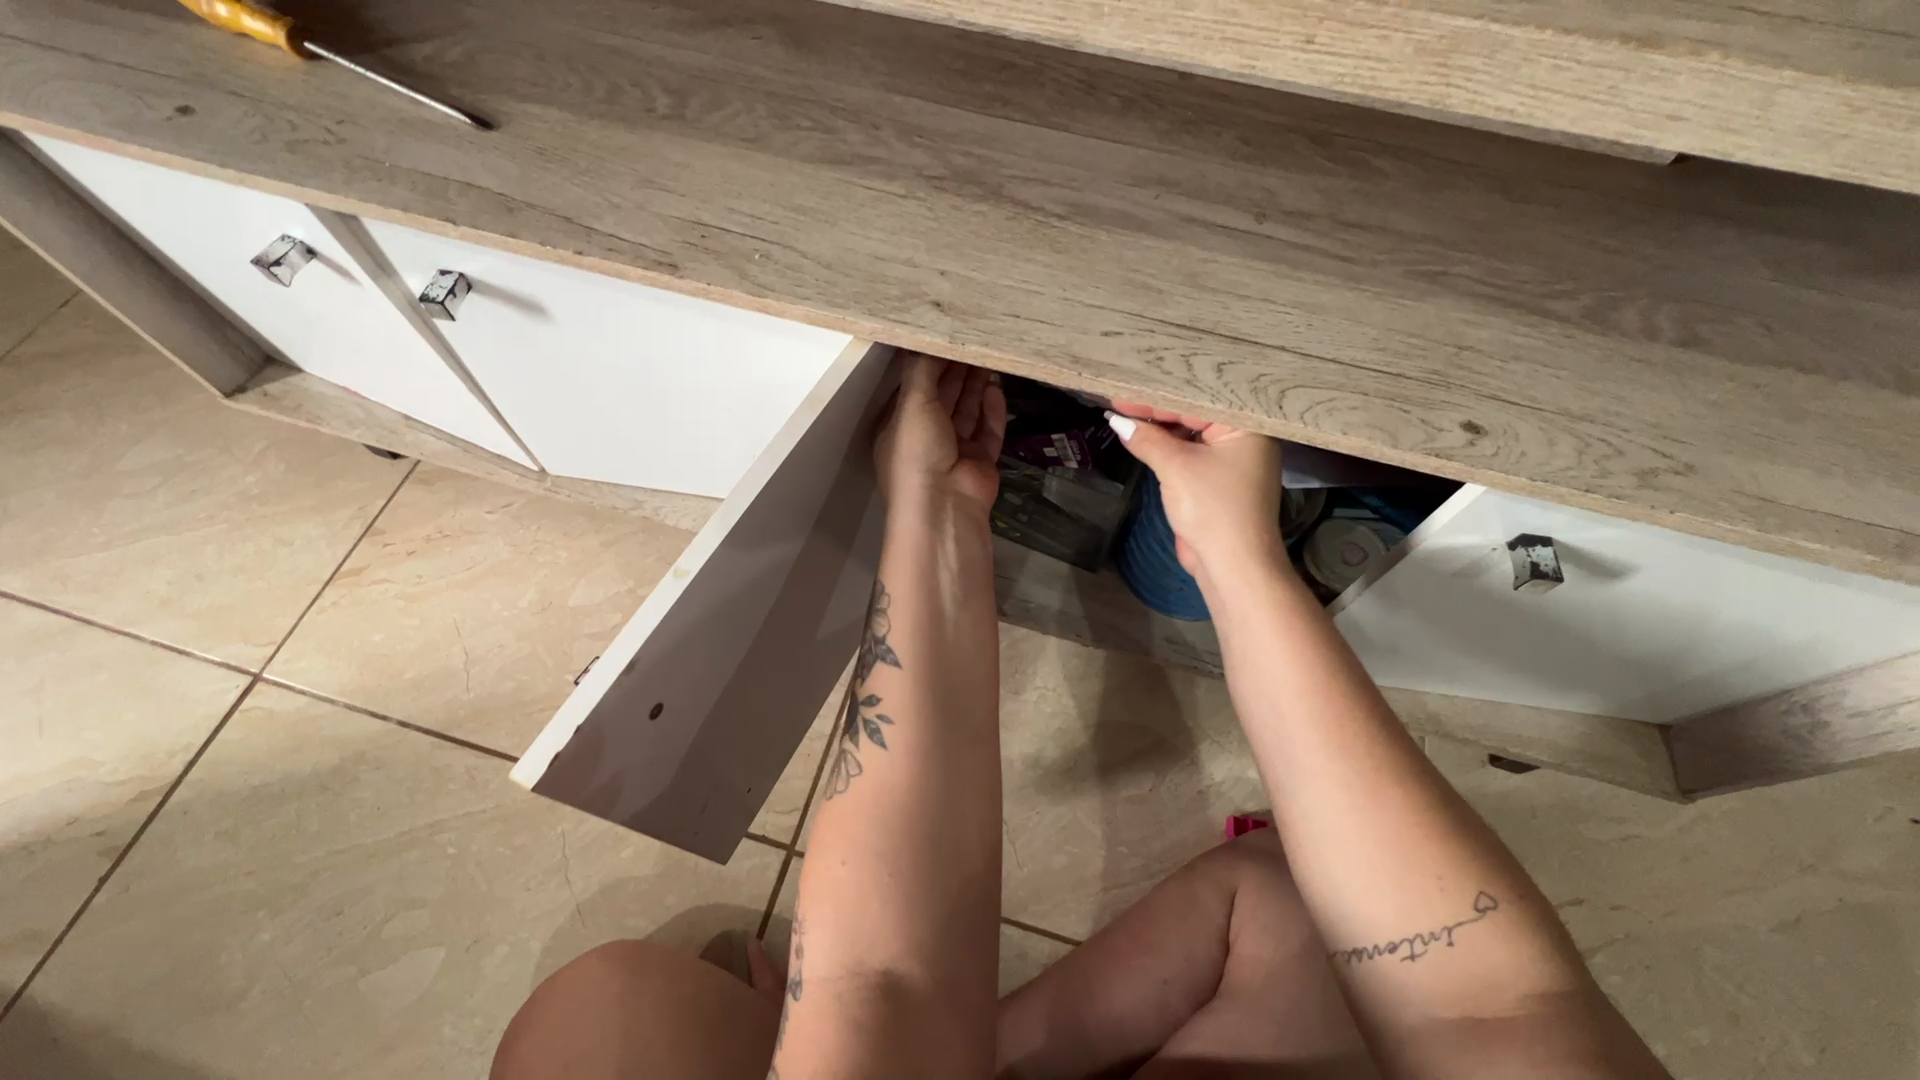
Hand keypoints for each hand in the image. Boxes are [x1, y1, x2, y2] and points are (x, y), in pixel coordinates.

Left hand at [874, 353, 1007, 515]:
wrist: (945, 506)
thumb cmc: (917, 453)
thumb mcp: (912, 404)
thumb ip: (922, 370)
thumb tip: (929, 342)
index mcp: (900, 427)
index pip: (914, 388)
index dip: (930, 363)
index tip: (947, 337)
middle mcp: (926, 438)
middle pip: (943, 397)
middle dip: (956, 370)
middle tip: (974, 340)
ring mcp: (954, 451)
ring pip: (967, 411)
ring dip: (975, 385)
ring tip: (989, 355)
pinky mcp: (980, 460)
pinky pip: (988, 429)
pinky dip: (992, 409)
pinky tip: (997, 386)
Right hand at [1107, 403, 1283, 588]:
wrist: (1232, 564)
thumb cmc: (1211, 507)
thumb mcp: (1175, 467)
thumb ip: (1147, 439)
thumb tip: (1118, 422)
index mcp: (1245, 426)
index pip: (1194, 402)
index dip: (1154, 400)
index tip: (1120, 396)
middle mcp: (1242, 438)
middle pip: (1193, 415)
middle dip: (1155, 413)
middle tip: (1118, 404)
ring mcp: (1230, 461)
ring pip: (1189, 436)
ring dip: (1159, 432)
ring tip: (1123, 420)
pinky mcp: (1216, 481)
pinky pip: (1189, 456)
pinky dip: (1166, 450)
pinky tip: (1141, 441)